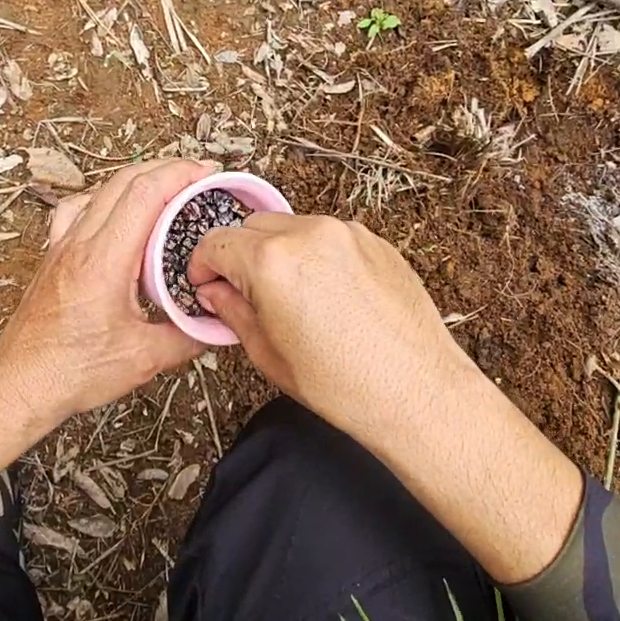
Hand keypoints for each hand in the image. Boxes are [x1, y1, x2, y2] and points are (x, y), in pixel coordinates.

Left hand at [0, 159, 213, 480]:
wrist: (19, 384)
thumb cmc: (70, 372)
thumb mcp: (144, 358)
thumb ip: (189, 337)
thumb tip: (219, 323)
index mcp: (104, 261)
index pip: (144, 194)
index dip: (179, 173)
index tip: (207, 172)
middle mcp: (80, 244)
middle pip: (124, 181)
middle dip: (165, 169)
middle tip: (196, 176)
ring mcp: (62, 246)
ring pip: (100, 190)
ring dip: (136, 180)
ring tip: (164, 188)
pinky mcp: (54, 256)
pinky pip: (77, 209)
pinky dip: (104, 199)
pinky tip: (116, 213)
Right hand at [186, 213, 464, 441]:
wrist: (417, 393)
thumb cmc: (343, 384)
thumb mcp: (268, 354)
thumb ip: (233, 312)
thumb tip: (214, 292)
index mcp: (271, 262)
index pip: (217, 242)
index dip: (202, 264)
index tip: (205, 283)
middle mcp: (307, 234)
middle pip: (251, 227)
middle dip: (239, 255)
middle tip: (243, 292)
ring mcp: (345, 233)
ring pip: (290, 227)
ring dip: (277, 251)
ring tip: (290, 295)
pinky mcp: (373, 240)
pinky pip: (327, 235)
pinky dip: (315, 254)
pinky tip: (327, 294)